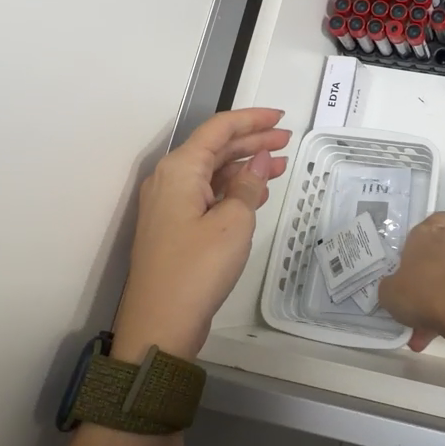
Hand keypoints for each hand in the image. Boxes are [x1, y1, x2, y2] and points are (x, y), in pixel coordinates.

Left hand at [111, 107, 290, 361]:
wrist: (158, 328)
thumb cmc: (196, 271)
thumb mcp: (233, 222)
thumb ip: (248, 184)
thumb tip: (258, 161)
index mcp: (180, 170)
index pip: (219, 129)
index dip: (252, 119)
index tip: (279, 117)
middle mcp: (170, 181)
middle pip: (215, 147)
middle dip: (252, 140)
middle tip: (286, 140)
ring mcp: (169, 205)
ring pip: (213, 171)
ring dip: (246, 165)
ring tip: (280, 164)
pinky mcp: (174, 227)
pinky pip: (208, 193)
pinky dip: (234, 188)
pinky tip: (258, 192)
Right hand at [378, 212, 444, 352]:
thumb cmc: (419, 289)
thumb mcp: (390, 292)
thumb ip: (391, 286)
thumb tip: (394, 287)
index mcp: (426, 234)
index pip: (437, 219)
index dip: (433, 230)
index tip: (423, 249)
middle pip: (444, 251)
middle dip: (433, 274)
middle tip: (418, 298)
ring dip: (441, 298)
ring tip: (423, 329)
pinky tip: (436, 334)